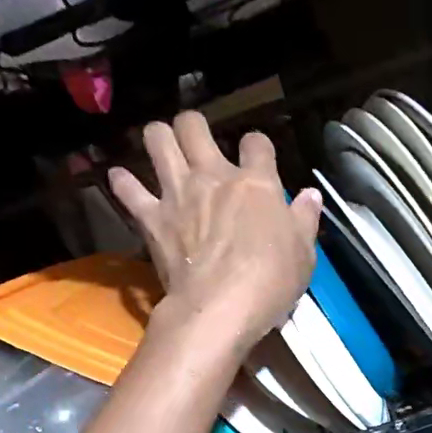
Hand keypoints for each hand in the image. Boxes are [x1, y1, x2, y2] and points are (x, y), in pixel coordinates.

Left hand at [109, 111, 319, 351]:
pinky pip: (128, 189)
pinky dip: (123, 183)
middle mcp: (213, 176)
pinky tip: (121, 179)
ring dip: (158, 137)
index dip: (257, 145)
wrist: (221, 306)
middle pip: (194, 126)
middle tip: (197, 138)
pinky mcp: (151, 217)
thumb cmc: (271, 280)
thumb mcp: (303, 253)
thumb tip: (310, 194)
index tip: (257, 156)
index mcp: (256, 183)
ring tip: (162, 144)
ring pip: (157, 140)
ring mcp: (178, 193)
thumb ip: (304, 219)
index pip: (257, 143)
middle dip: (194, 125)